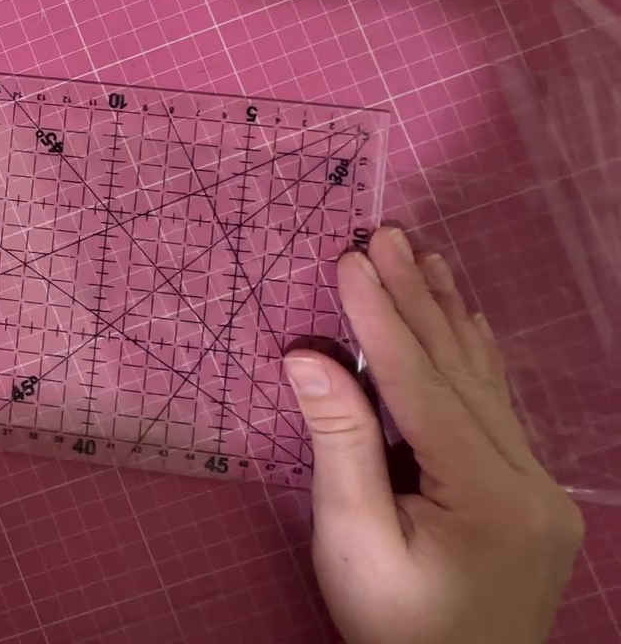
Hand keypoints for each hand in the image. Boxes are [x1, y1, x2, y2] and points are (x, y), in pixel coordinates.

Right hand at [287, 226, 583, 643]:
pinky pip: (492, 405)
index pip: (421, 382)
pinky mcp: (523, 494)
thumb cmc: (392, 615)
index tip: (352, 259)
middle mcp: (527, 481)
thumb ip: (339, 441)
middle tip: (392, 235)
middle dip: (420, 298)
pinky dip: (469, 355)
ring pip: (483, 382)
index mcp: (488, 493)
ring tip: (430, 260)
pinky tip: (464, 325)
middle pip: (460, 370)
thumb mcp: (353, 533)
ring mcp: (534, 488)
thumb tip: (307, 356)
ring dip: (448, 315)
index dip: (381, 317)